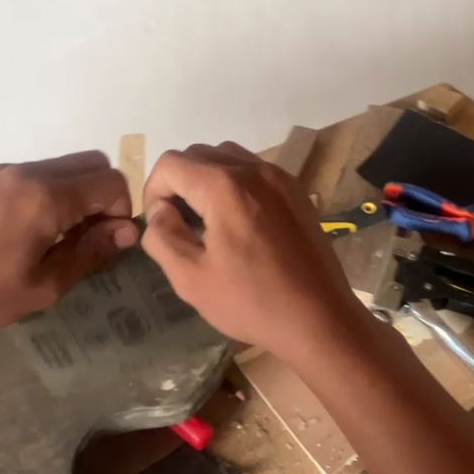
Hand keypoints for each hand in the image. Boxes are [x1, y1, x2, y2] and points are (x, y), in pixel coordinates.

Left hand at [0, 151, 138, 341]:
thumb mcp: (46, 286)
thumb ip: (91, 251)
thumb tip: (128, 231)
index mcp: (45, 197)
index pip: (111, 183)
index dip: (120, 212)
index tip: (107, 243)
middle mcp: (30, 173)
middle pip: (94, 164)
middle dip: (104, 197)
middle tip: (89, 238)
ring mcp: (10, 171)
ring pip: (69, 165)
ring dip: (81, 194)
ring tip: (64, 238)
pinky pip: (44, 172)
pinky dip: (58, 192)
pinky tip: (40, 230)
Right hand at [141, 142, 367, 358]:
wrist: (320, 318)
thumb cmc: (252, 302)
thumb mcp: (191, 278)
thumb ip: (163, 237)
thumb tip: (160, 213)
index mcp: (224, 187)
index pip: (171, 164)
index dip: (153, 190)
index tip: (158, 224)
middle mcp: (253, 169)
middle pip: (198, 154)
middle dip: (178, 183)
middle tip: (177, 224)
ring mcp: (279, 178)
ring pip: (227, 157)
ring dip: (205, 180)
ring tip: (205, 221)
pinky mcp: (296, 192)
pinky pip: (254, 171)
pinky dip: (234, 184)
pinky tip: (237, 223)